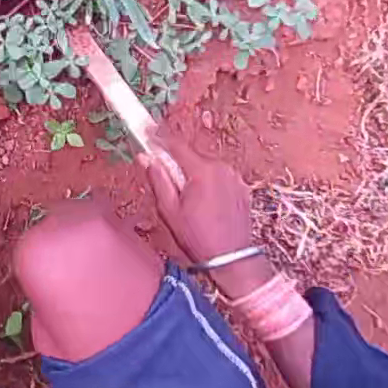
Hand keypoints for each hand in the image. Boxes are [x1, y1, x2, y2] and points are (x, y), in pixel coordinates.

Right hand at [143, 132, 272, 297]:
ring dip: (193, 173)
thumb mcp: (169, 210)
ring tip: (187, 199)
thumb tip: (146, 158)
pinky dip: (208, 182)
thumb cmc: (198, 237)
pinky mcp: (242, 187)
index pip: (176, 145)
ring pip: (206, 166)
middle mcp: (222, 168)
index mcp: (202, 171)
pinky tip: (203, 203)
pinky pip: (219, 177)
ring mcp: (234, 177)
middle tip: (165, 178)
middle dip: (176, 162)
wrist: (232, 258)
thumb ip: (158, 180)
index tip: (146, 129)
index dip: (159, 136)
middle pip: (191, 155)